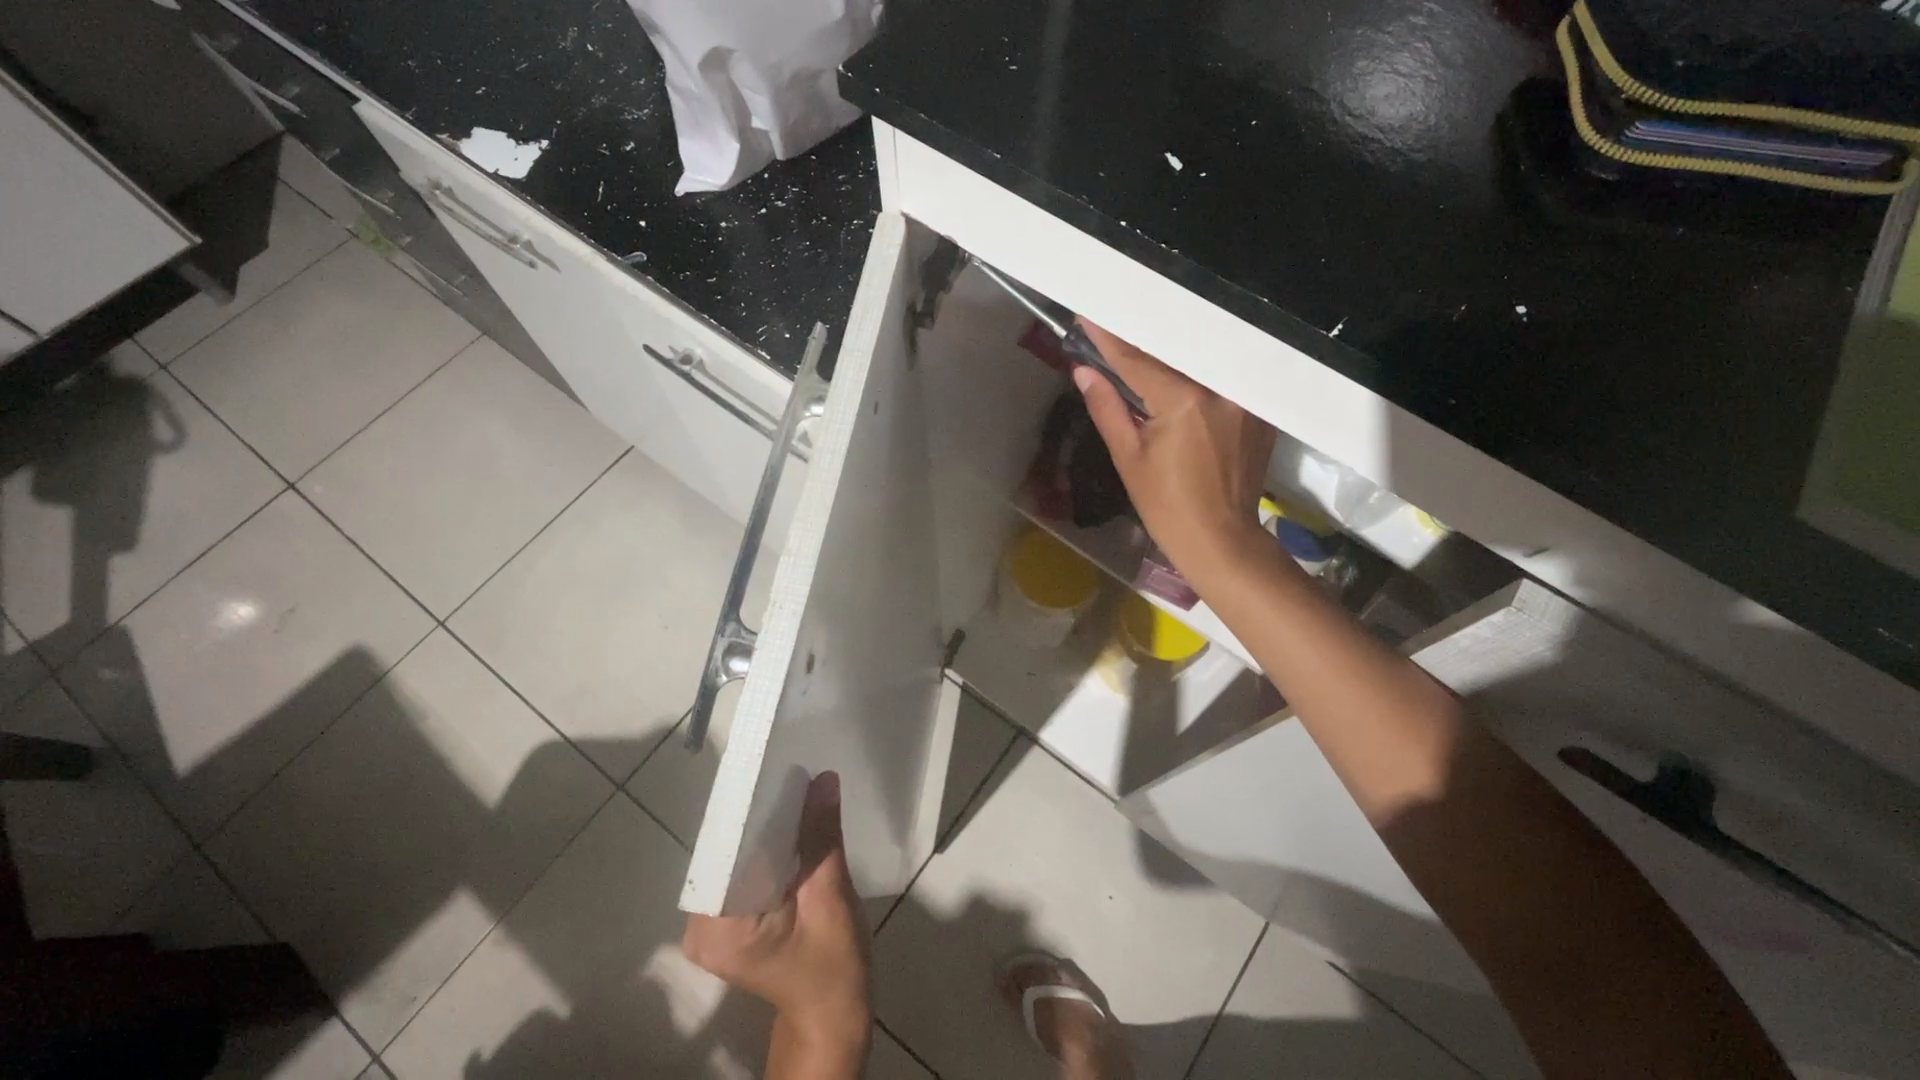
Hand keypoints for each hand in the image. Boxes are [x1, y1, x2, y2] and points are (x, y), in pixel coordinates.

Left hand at [682, 772, 871, 1045]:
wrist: (832, 1012)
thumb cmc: (834, 967)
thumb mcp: (832, 900)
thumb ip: (821, 838)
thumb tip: (822, 779)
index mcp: (719, 930)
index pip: (727, 854)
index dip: (752, 812)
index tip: (776, 773)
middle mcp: (699, 927)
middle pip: (728, 854)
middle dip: (761, 818)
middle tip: (790, 775)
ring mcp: (708, 926)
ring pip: (735, 859)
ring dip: (764, 832)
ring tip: (792, 792)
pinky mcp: (724, 921)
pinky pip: (741, 871)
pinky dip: (764, 851)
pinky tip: (787, 827)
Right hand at [1075, 321, 1277, 579]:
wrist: (1221, 539)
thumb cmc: (1166, 507)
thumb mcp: (1128, 458)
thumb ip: (1108, 407)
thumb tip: (1084, 371)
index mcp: (1183, 402)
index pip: (1137, 360)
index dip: (1109, 339)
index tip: (1088, 317)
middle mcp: (1219, 389)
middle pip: (1174, 352)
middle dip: (1144, 340)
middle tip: (1118, 328)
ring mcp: (1245, 398)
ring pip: (1202, 362)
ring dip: (1174, 353)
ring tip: (1147, 345)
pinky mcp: (1258, 410)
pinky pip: (1224, 379)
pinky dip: (1202, 372)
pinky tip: (1183, 370)